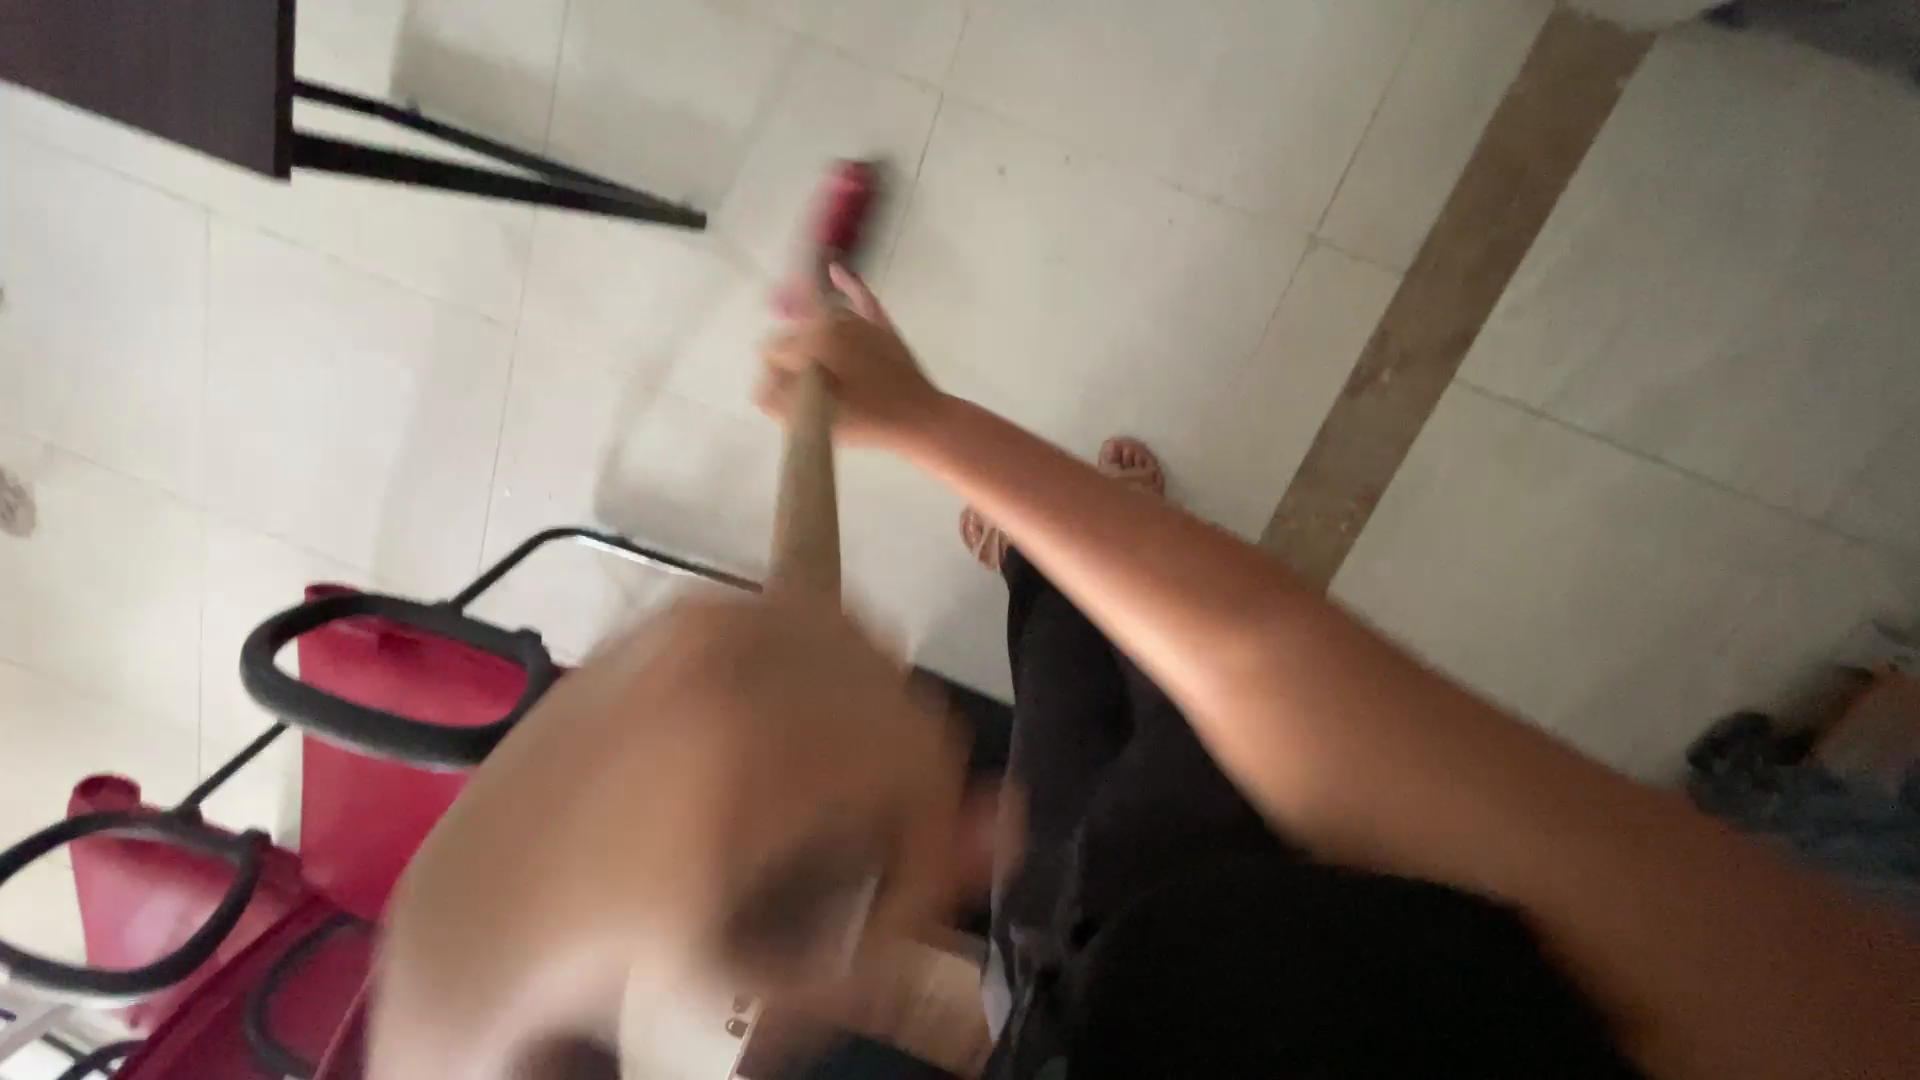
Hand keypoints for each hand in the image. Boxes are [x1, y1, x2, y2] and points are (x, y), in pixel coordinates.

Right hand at [758, 265, 945, 448]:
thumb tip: (763, 384)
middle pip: (794, 333)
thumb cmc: (865, 421)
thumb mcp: (813, 419)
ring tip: (813, 363)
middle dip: (791, 357)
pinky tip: (835, 269)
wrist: (918, 420)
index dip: (774, 376)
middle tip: (803, 388)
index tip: (786, 397)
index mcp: (811, 340)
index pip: (772, 349)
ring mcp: (858, 321)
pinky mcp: (881, 326)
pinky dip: (848, 282)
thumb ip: (775, 398)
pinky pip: (861, 295)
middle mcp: (831, 321)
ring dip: (809, 333)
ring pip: (819, 318)